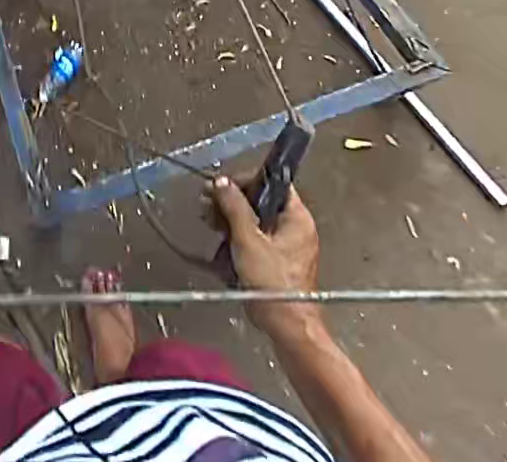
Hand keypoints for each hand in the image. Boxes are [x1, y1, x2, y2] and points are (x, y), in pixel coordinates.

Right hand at [209, 176, 322, 335]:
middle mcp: (295, 227)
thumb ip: (234, 207)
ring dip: (231, 218)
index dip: (246, 180)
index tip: (222, 187)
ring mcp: (287, 244)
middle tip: (209, 203)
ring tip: (209, 220)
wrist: (286, 326)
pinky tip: (220, 238)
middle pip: (260, 201)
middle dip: (232, 201)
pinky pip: (256, 237)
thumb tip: (221, 182)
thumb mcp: (248, 239)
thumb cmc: (272, 282)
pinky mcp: (277, 259)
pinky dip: (238, 235)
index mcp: (297, 218)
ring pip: (255, 219)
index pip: (272, 183)